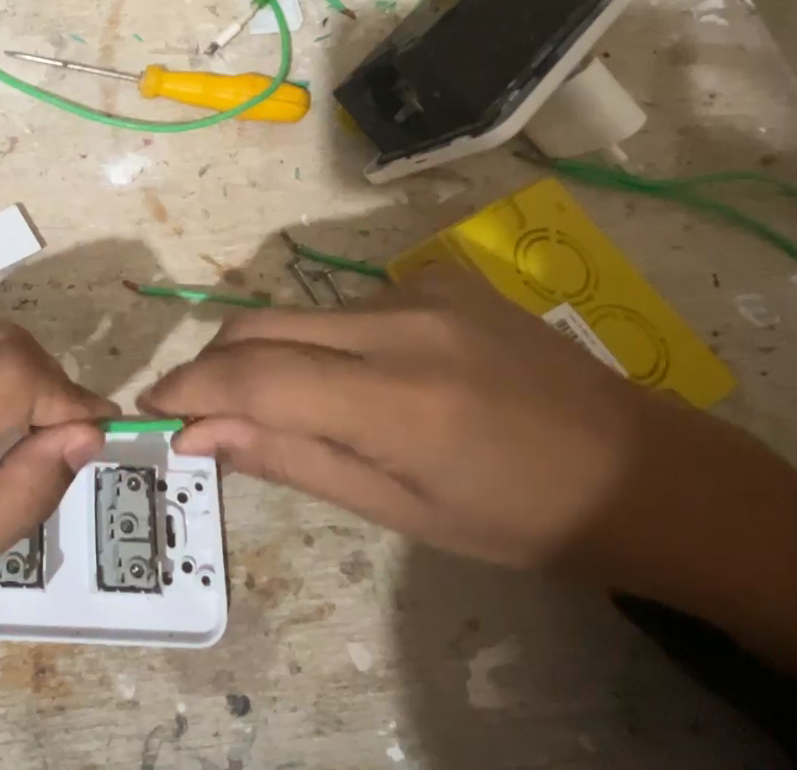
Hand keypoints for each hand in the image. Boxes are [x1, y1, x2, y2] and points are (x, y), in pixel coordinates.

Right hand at [143, 268, 796, 675]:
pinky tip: (348, 375)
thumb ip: (289, 459)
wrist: (644, 472)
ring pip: (295, 312)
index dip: (189, 391)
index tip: (152, 414)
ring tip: (277, 404)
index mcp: (400, 401)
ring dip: (264, 354)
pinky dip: (317, 339)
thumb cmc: (518, 520)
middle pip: (257, 325)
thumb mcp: (397, 511)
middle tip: (195, 412)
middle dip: (209, 368)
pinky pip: (343, 303)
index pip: (254, 377)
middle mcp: (404, 325)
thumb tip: (197, 433)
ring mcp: (424, 290)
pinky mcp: (441, 276)